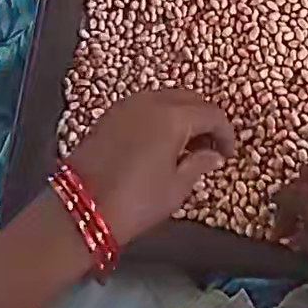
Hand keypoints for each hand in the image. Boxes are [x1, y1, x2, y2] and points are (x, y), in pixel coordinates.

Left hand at [63, 88, 233, 244]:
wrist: (80, 208)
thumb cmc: (135, 200)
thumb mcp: (176, 188)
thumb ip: (199, 164)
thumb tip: (213, 155)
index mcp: (174, 116)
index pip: (211, 114)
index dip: (225, 133)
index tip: (228, 153)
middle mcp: (151, 101)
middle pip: (190, 99)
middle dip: (205, 120)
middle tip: (211, 147)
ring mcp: (128, 105)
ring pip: (167, 99)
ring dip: (183, 116)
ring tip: (187, 146)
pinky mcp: (111, 114)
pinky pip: (146, 106)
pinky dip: (161, 117)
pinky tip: (161, 142)